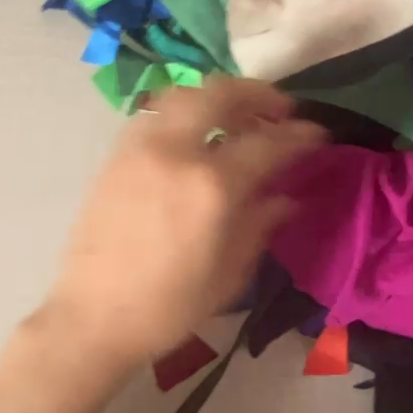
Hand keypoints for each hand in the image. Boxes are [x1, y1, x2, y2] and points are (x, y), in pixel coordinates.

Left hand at [39, 77, 324, 364]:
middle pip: (219, 94)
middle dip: (257, 94)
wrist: (94, 318)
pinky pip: (154, 116)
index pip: (266, 143)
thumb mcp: (228, 274)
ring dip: (216, 97)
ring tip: (236, 118)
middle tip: (279, 111)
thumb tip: (285, 198)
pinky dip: (182, 114)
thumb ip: (259, 226)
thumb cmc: (168, 307)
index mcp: (210, 186)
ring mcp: (139, 150)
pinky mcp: (115, 158)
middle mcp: (174, 153)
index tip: (318, 135)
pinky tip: (194, 137)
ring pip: (182, 96)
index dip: (298, 136)